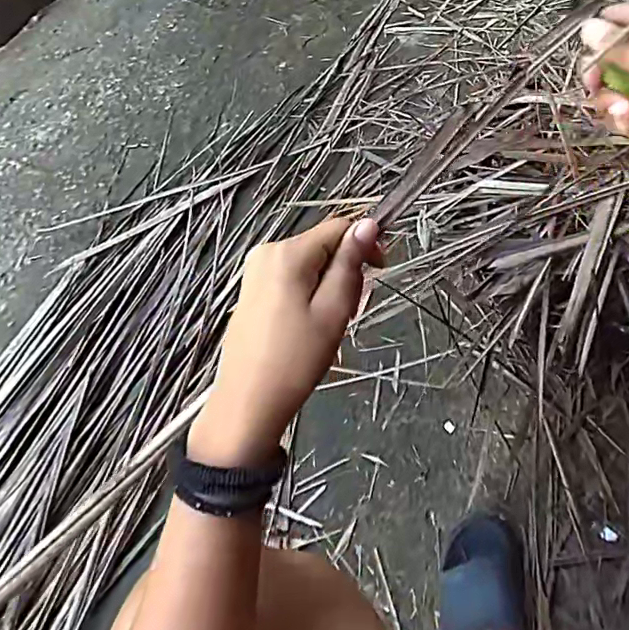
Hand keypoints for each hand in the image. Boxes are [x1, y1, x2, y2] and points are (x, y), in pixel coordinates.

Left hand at [190, 217, 382, 465]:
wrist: (247, 404)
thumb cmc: (294, 360)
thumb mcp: (333, 310)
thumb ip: (350, 264)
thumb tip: (367, 224)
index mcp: (287, 253)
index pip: (339, 226)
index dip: (366, 243)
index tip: (381, 272)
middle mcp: (267, 252)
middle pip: (324, 245)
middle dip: (345, 271)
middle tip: (350, 311)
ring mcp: (256, 271)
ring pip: (311, 264)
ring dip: (330, 286)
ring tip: (330, 324)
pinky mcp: (253, 290)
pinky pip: (293, 278)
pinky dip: (310, 294)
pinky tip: (310, 326)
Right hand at [579, 4, 628, 183]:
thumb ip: (619, 47)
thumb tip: (587, 26)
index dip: (610, 27)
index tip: (586, 40)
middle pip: (619, 50)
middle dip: (603, 68)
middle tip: (592, 81)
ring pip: (613, 81)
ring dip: (610, 96)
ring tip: (622, 110)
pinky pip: (619, 105)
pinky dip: (619, 114)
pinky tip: (628, 123)